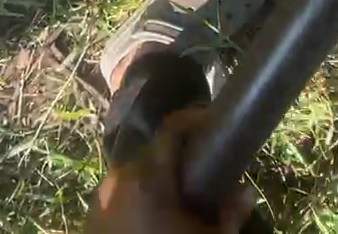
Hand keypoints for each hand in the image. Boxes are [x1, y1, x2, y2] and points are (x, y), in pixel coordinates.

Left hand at [86, 110, 253, 233]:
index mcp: (148, 176)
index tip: (215, 122)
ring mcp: (102, 196)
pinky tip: (158, 219)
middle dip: (181, 157)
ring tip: (183, 199)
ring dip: (160, 179)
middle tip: (206, 171)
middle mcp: (120, 176)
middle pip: (155, 152)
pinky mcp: (92, 217)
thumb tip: (245, 190)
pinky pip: (123, 195)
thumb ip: (229, 214)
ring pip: (138, 173)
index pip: (173, 128)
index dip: (195, 119)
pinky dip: (141, 198)